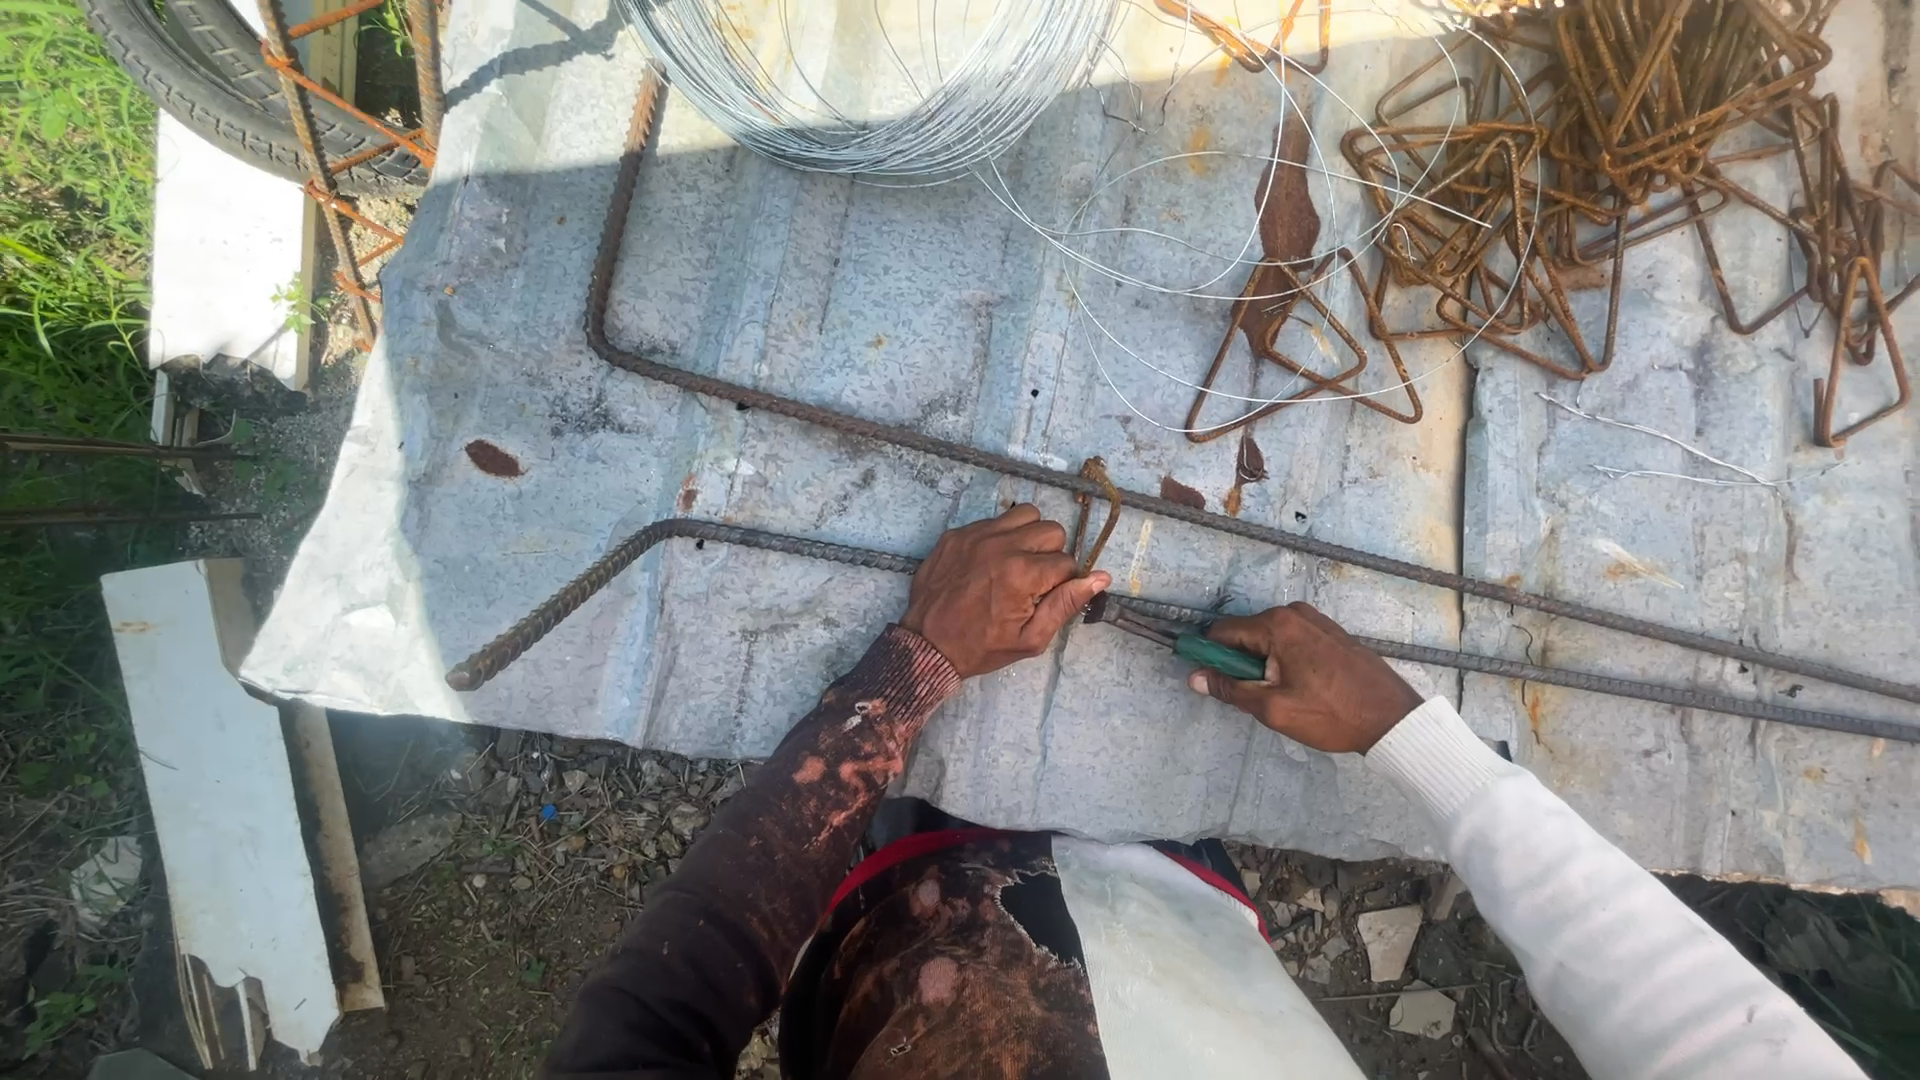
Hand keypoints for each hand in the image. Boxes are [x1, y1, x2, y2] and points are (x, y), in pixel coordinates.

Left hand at [900, 504, 1111, 678]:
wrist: (927, 644)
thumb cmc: (981, 646)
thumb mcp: (1031, 638)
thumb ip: (1066, 604)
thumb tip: (1101, 577)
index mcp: (1022, 574)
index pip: (1068, 562)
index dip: (1064, 581)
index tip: (1047, 596)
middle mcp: (1001, 546)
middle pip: (1052, 531)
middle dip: (1051, 554)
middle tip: (1034, 580)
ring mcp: (976, 535)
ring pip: (1025, 514)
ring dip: (1029, 536)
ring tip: (1017, 562)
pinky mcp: (957, 534)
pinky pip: (994, 520)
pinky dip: (1001, 536)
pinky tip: (991, 561)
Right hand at [1185, 602, 1423, 753]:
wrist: (1393, 720)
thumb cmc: (1331, 714)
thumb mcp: (1272, 708)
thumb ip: (1229, 689)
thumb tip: (1195, 677)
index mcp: (1276, 624)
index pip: (1221, 632)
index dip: (1211, 657)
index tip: (1215, 681)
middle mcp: (1294, 612)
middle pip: (1245, 634)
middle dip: (1242, 663)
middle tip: (1259, 695)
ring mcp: (1315, 618)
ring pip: (1268, 638)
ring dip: (1264, 663)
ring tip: (1285, 693)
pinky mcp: (1330, 630)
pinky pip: (1291, 639)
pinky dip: (1285, 659)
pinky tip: (1303, 685)